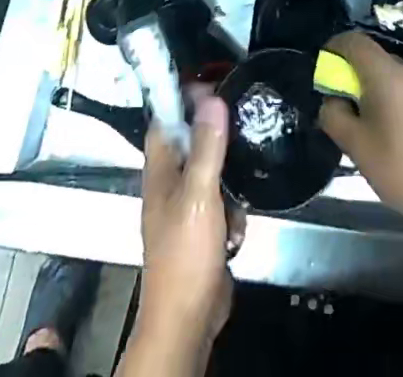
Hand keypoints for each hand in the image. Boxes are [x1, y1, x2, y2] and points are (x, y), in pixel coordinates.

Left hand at [136, 90, 238, 360]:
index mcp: (159, 168)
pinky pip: (222, 204)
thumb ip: (207, 147)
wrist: (188, 316)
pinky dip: (233, 212)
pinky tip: (238, 228)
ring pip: (212, 174)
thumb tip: (211, 98)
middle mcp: (169, 182)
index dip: (186, 99)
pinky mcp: (203, 229)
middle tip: (242, 136)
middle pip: (194, 144)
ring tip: (238, 197)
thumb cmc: (186, 251)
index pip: (167, 119)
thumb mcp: (199, 193)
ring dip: (230, 183)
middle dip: (218, 143)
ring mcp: (185, 207)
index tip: (215, 86)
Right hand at [318, 31, 402, 242]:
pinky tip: (396, 136)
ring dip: (373, 91)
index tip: (325, 74)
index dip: (334, 49)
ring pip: (391, 77)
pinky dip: (393, 101)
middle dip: (352, 77)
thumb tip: (334, 102)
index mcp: (388, 74)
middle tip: (344, 110)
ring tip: (370, 128)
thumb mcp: (355, 145)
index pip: (354, 41)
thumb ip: (333, 114)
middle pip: (373, 59)